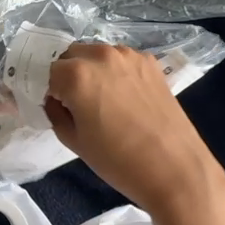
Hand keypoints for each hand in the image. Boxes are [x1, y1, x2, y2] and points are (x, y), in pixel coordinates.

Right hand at [44, 42, 224, 215]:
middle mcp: (101, 56)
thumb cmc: (117, 159)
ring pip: (96, 55)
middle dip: (68, 74)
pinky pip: (120, 60)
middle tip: (76, 103)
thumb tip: (55, 100)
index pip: (48, 72)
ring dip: (91, 70)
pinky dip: (114, 72)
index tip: (58, 108)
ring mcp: (129, 56)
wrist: (175, 169)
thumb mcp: (72, 140)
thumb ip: (54, 112)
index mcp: (76, 74)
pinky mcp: (151, 64)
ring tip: (102, 100)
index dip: (50, 90)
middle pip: (71, 56)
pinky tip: (123, 97)